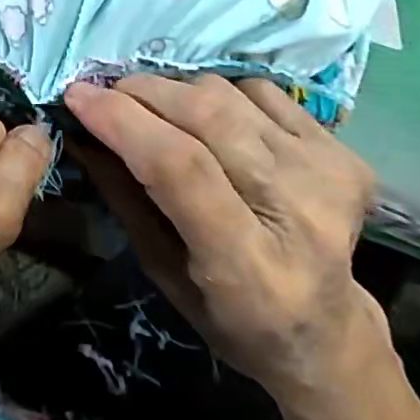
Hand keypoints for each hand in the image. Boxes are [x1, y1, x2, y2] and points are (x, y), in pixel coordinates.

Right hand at [64, 75, 382, 402]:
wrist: (325, 331)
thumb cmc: (226, 312)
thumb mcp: (158, 268)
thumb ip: (121, 195)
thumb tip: (78, 130)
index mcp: (248, 266)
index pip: (179, 167)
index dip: (122, 120)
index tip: (76, 95)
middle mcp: (300, 215)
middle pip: (206, 118)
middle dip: (139, 92)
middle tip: (103, 94)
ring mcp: (328, 177)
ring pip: (227, 94)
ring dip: (171, 88)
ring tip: (148, 107)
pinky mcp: (343, 154)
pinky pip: (259, 90)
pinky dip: (217, 91)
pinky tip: (205, 118)